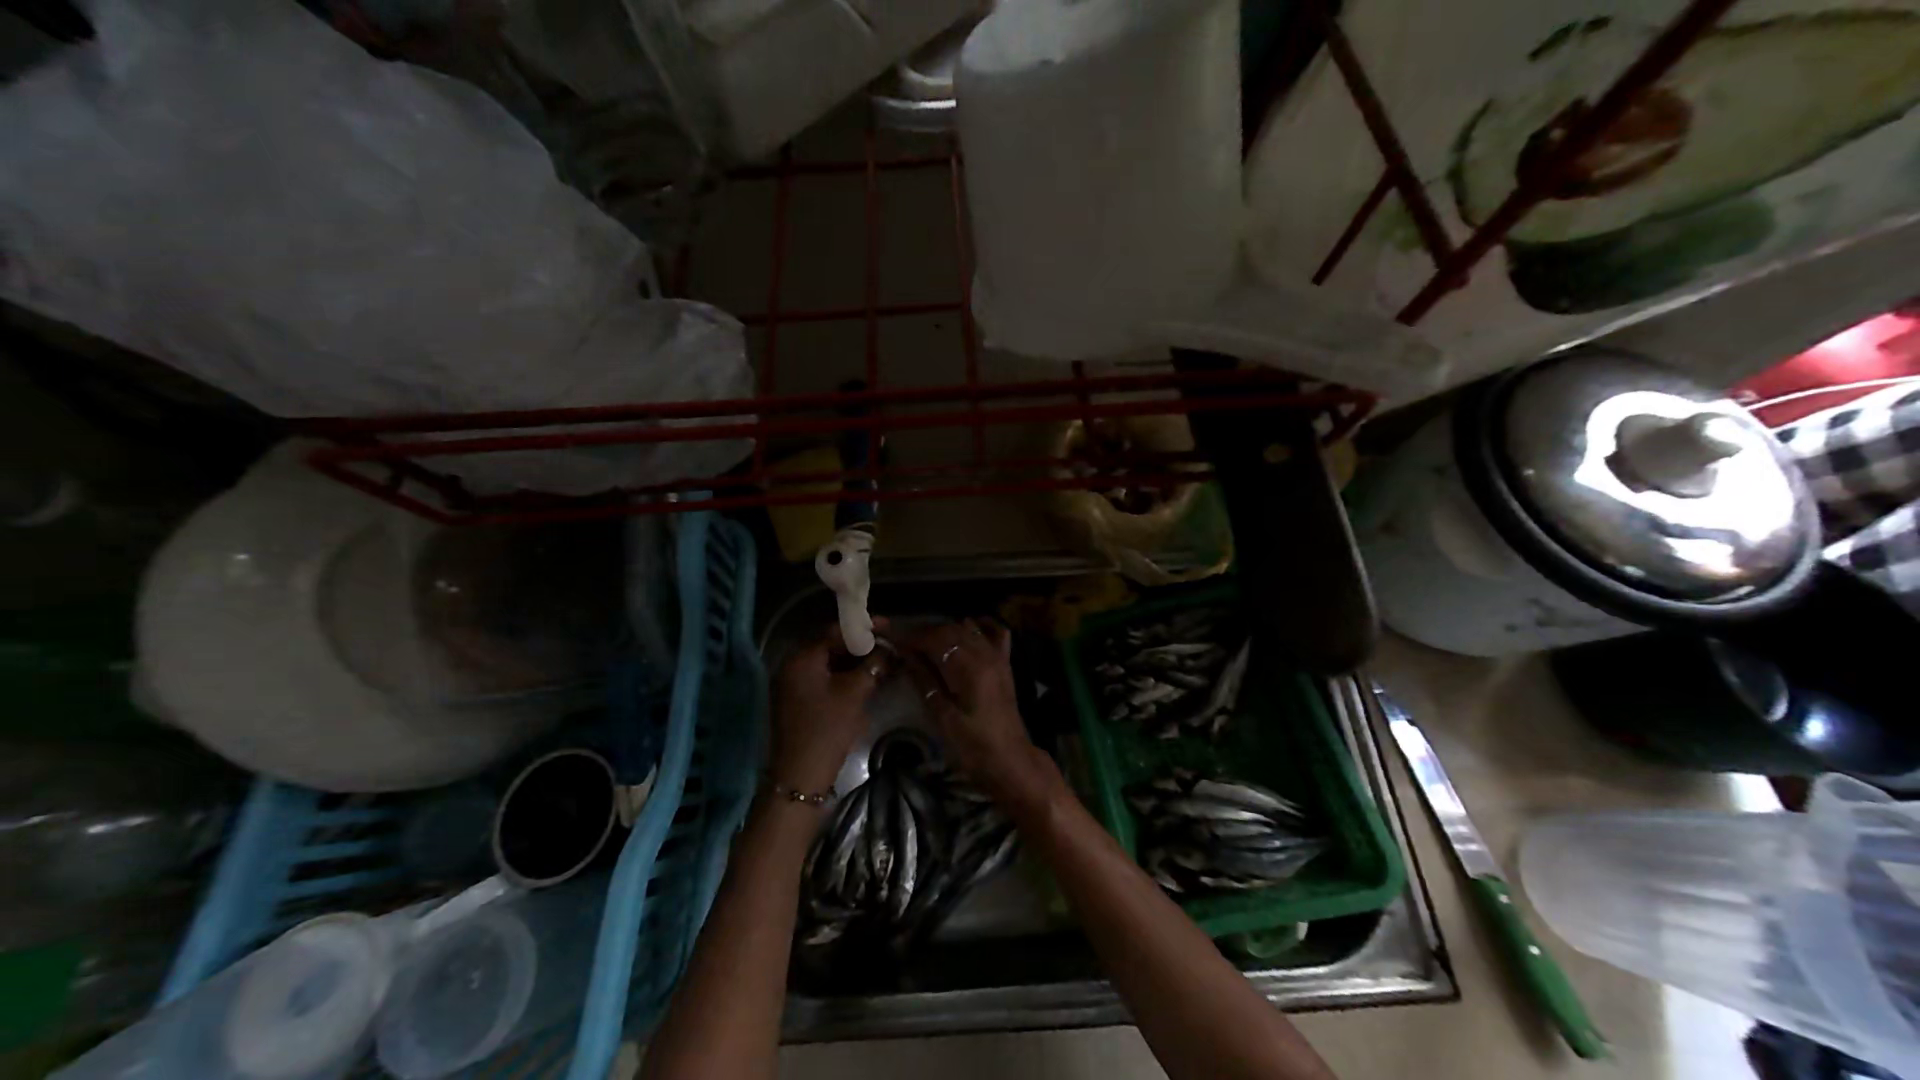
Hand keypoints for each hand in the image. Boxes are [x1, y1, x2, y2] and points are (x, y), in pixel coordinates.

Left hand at [772, 619, 889, 794]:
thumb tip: (888, 650)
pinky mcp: (798, 703)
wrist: (801, 776)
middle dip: (861, 647)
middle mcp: (792, 667)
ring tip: (883, 664)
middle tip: (888, 647)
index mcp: (801, 658)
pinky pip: (824, 681)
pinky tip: (866, 683)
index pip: (834, 631)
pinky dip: (844, 679)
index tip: (888, 627)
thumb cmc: (827, 729)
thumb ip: (873, 665)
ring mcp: (793, 686)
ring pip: (829, 665)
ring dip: (855, 664)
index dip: (864, 628)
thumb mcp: (855, 693)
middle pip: (831, 647)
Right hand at [902, 618, 1052, 804]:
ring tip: (919, 639)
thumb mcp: (943, 717)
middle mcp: (985, 655)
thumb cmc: (974, 747)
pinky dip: (977, 626)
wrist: (1011, 761)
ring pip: (967, 629)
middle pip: (948, 630)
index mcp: (969, 668)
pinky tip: (965, 628)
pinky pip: (993, 633)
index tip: (883, 630)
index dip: (906, 634)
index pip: (933, 639)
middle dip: (920, 630)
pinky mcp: (1004, 664)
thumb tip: (904, 652)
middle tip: (896, 636)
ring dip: (942, 630)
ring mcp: (998, 657)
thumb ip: (924, 680)